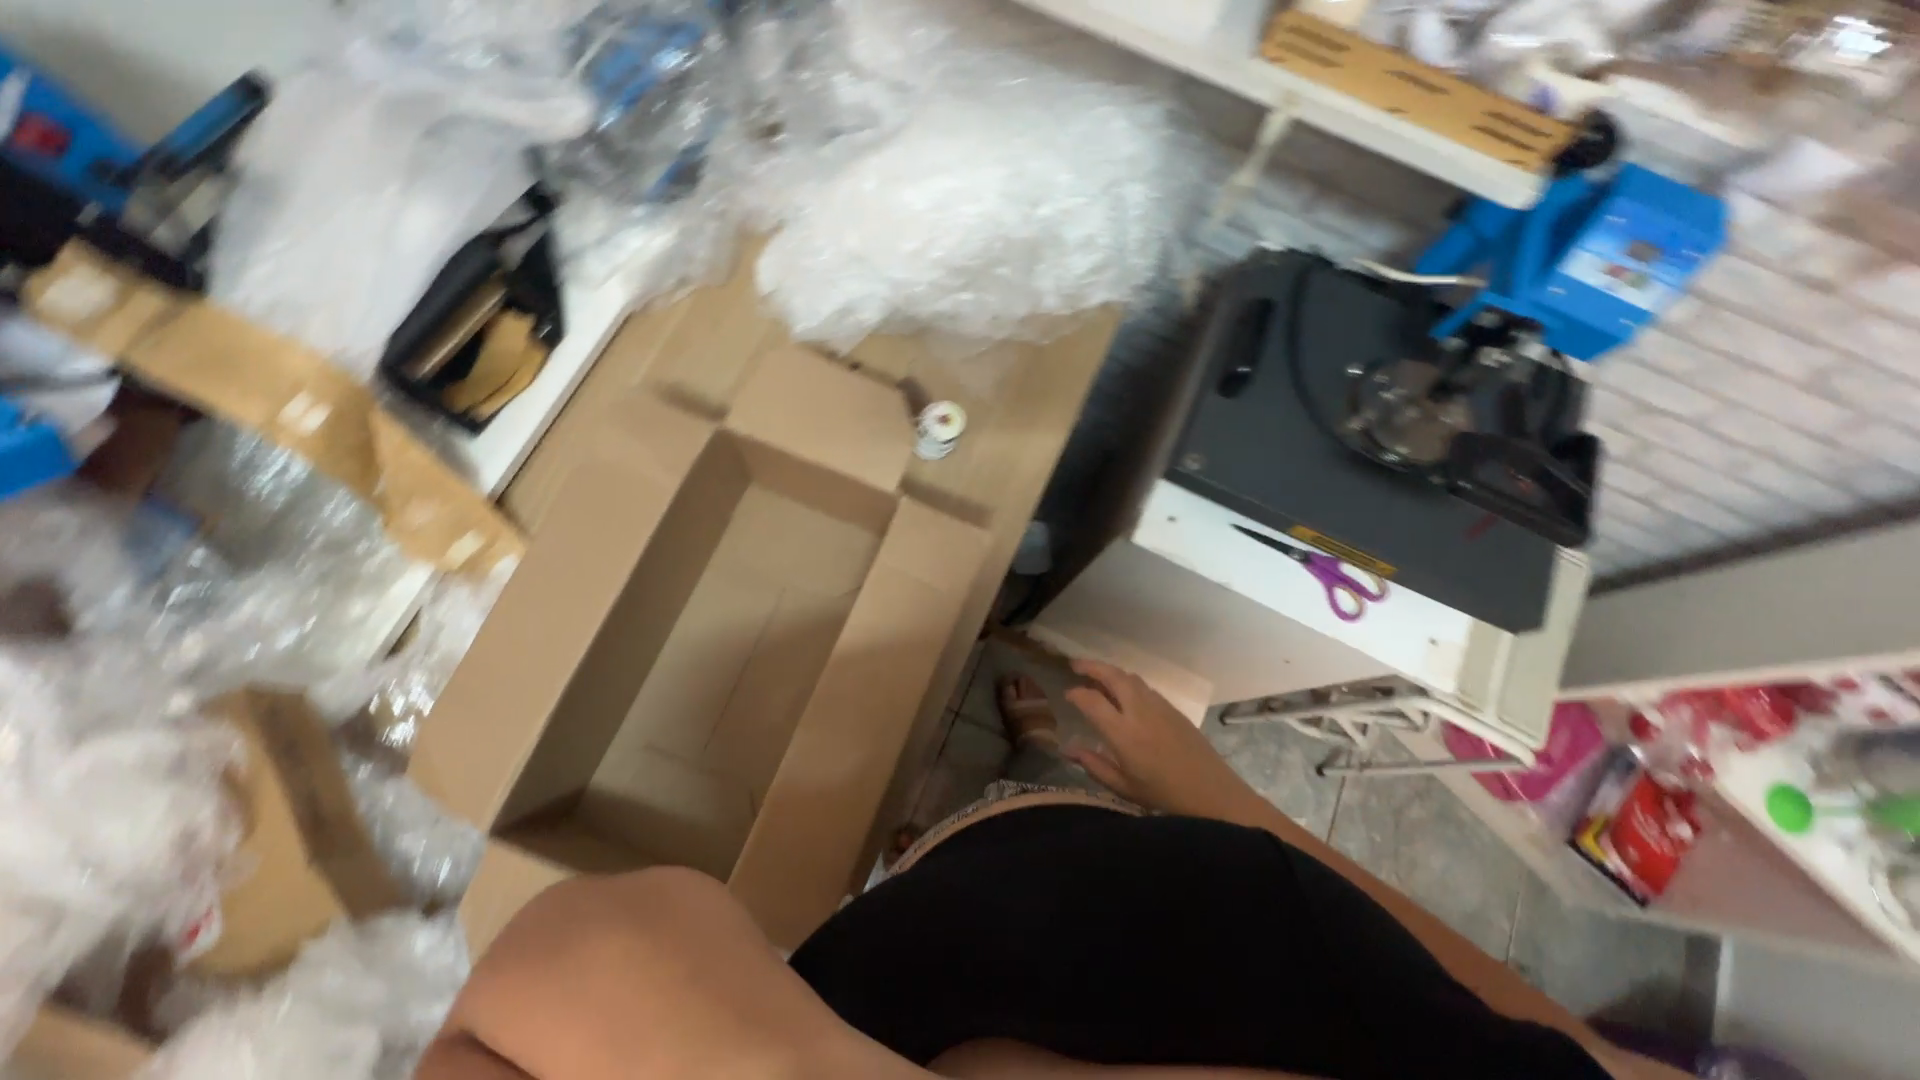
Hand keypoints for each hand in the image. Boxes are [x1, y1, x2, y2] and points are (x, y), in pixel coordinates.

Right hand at [1061, 659, 1262, 821]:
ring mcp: (1159, 707)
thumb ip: (1094, 765)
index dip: (1076, 694)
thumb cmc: (1163, 795)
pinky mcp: (1174, 709)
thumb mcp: (1123, 786)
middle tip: (1076, 665)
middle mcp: (1140, 712)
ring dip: (1112, 672)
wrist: (1213, 793)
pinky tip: (1125, 694)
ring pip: (1131, 678)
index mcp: (1123, 733)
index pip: (1092, 701)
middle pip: (1113, 676)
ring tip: (1098, 676)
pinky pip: (1146, 688)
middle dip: (1092, 666)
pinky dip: (1129, 683)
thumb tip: (1068, 748)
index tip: (1067, 695)